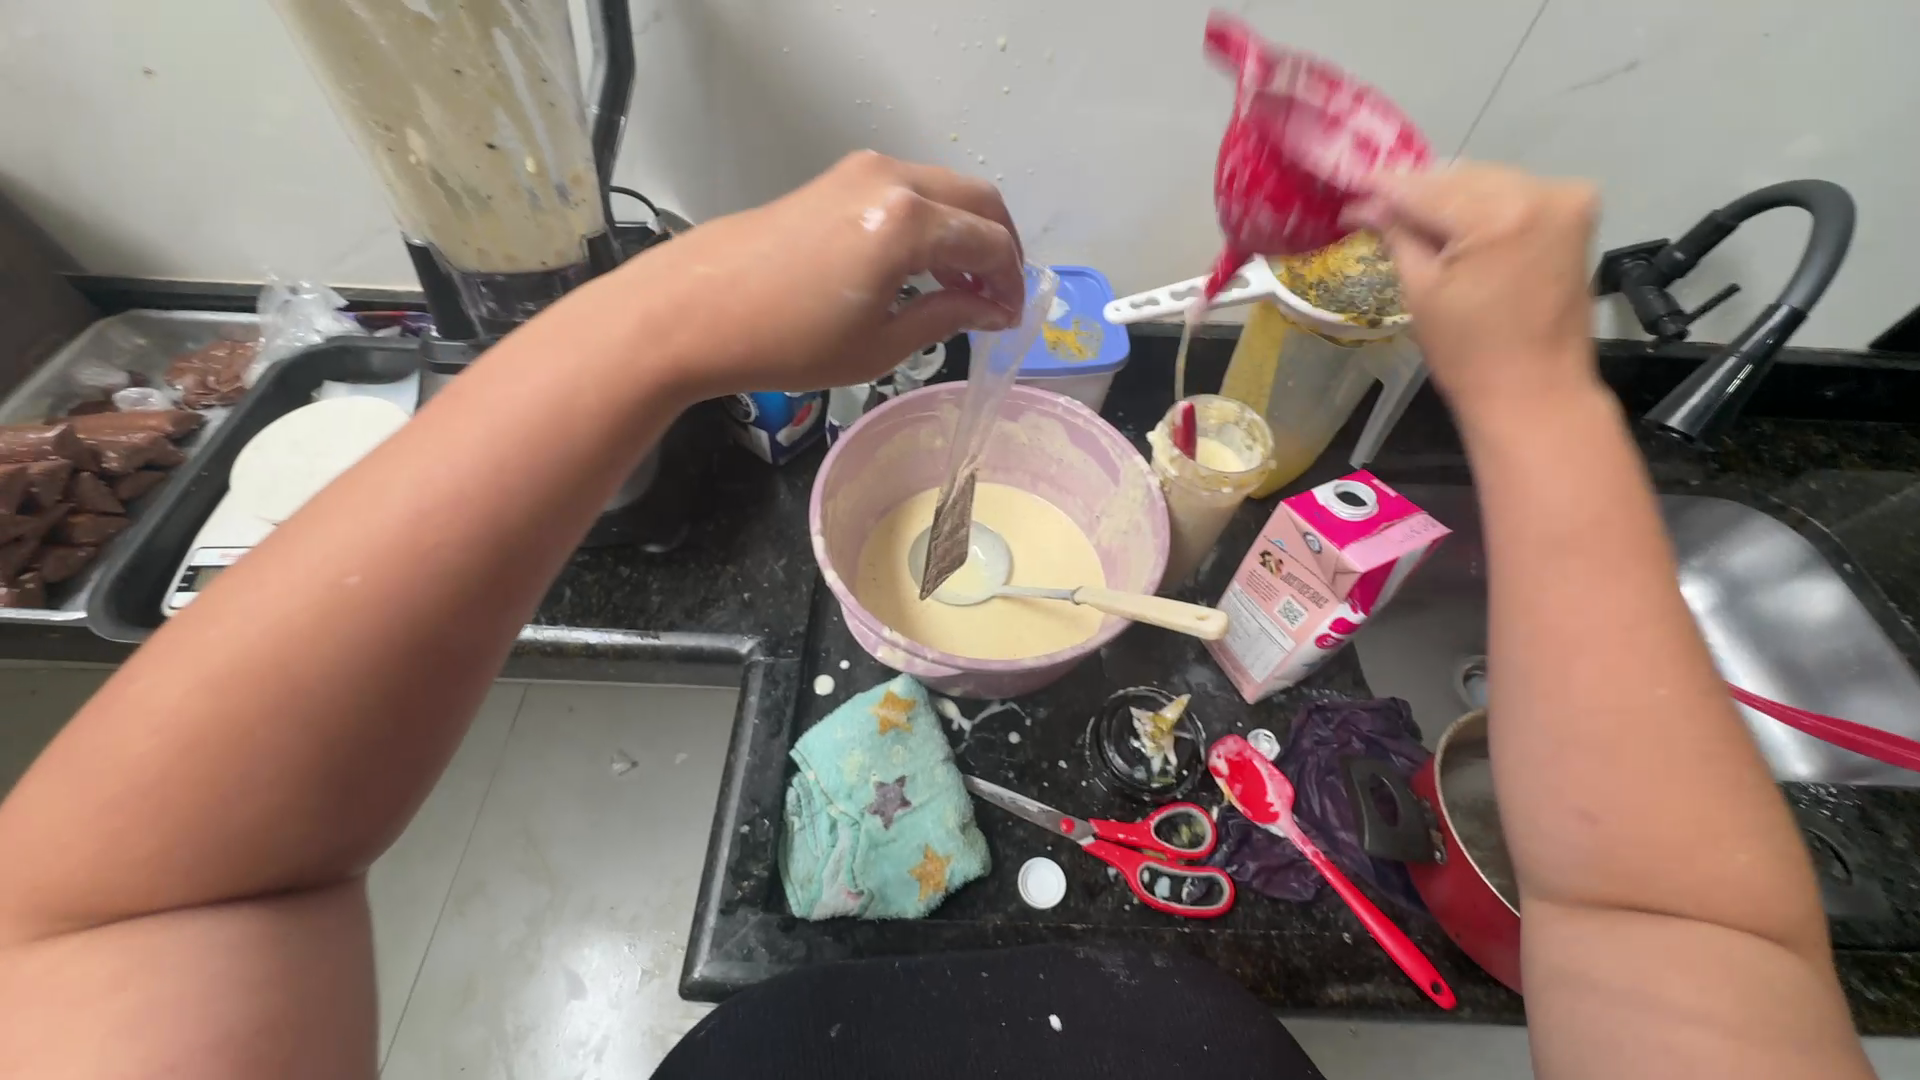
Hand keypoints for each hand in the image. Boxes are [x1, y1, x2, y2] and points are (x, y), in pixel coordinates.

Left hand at [615, 151, 1025, 398]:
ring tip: (963, 291)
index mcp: (908, 222)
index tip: (1011, 320)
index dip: (1011, 283)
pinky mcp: (835, 179)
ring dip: (966, 234)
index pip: (989, 242)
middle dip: (1000, 248)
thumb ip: (947, 316)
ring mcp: (860, 171)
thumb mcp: (881, 344)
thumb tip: (992, 309)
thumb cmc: (789, 343)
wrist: (694, 312)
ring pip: (944, 191)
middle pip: (977, 199)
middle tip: (998, 299)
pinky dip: (932, 225)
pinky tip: (924, 269)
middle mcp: (892, 178)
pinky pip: (908, 193)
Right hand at [1344, 164, 1599, 417]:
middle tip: (1371, 205)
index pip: (1426, 188)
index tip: (1347, 185)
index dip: (1382, 187)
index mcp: (1501, 214)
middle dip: (1414, 190)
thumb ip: (1398, 236)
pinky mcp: (1575, 211)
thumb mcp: (1420, 292)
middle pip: (1459, 176)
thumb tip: (1367, 206)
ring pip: (1486, 180)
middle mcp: (1543, 191)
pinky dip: (1478, 204)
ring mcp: (1567, 197)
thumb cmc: (1467, 353)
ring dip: (1445, 196)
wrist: (1535, 389)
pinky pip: (1512, 193)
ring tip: (1406, 215)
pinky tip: (1449, 223)